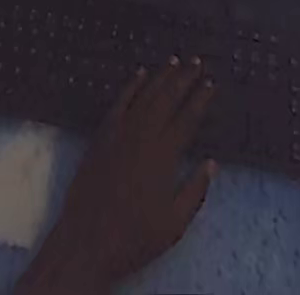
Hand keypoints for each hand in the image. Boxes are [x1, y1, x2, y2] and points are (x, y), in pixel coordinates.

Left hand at [14, 58, 216, 294]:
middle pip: (167, 99)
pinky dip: (131, 85)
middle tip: (197, 61)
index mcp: (164, 155)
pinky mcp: (102, 133)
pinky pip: (120, 102)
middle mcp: (143, 135)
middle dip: (184, 78)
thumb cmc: (134, 236)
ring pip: (145, 95)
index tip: (212, 83)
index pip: (187, 119)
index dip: (201, 99)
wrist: (87, 239)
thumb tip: (211, 163)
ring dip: (161, 76)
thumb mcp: (174, 223)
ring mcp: (120, 131)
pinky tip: (140, 73)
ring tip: (174, 60)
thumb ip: (195, 191)